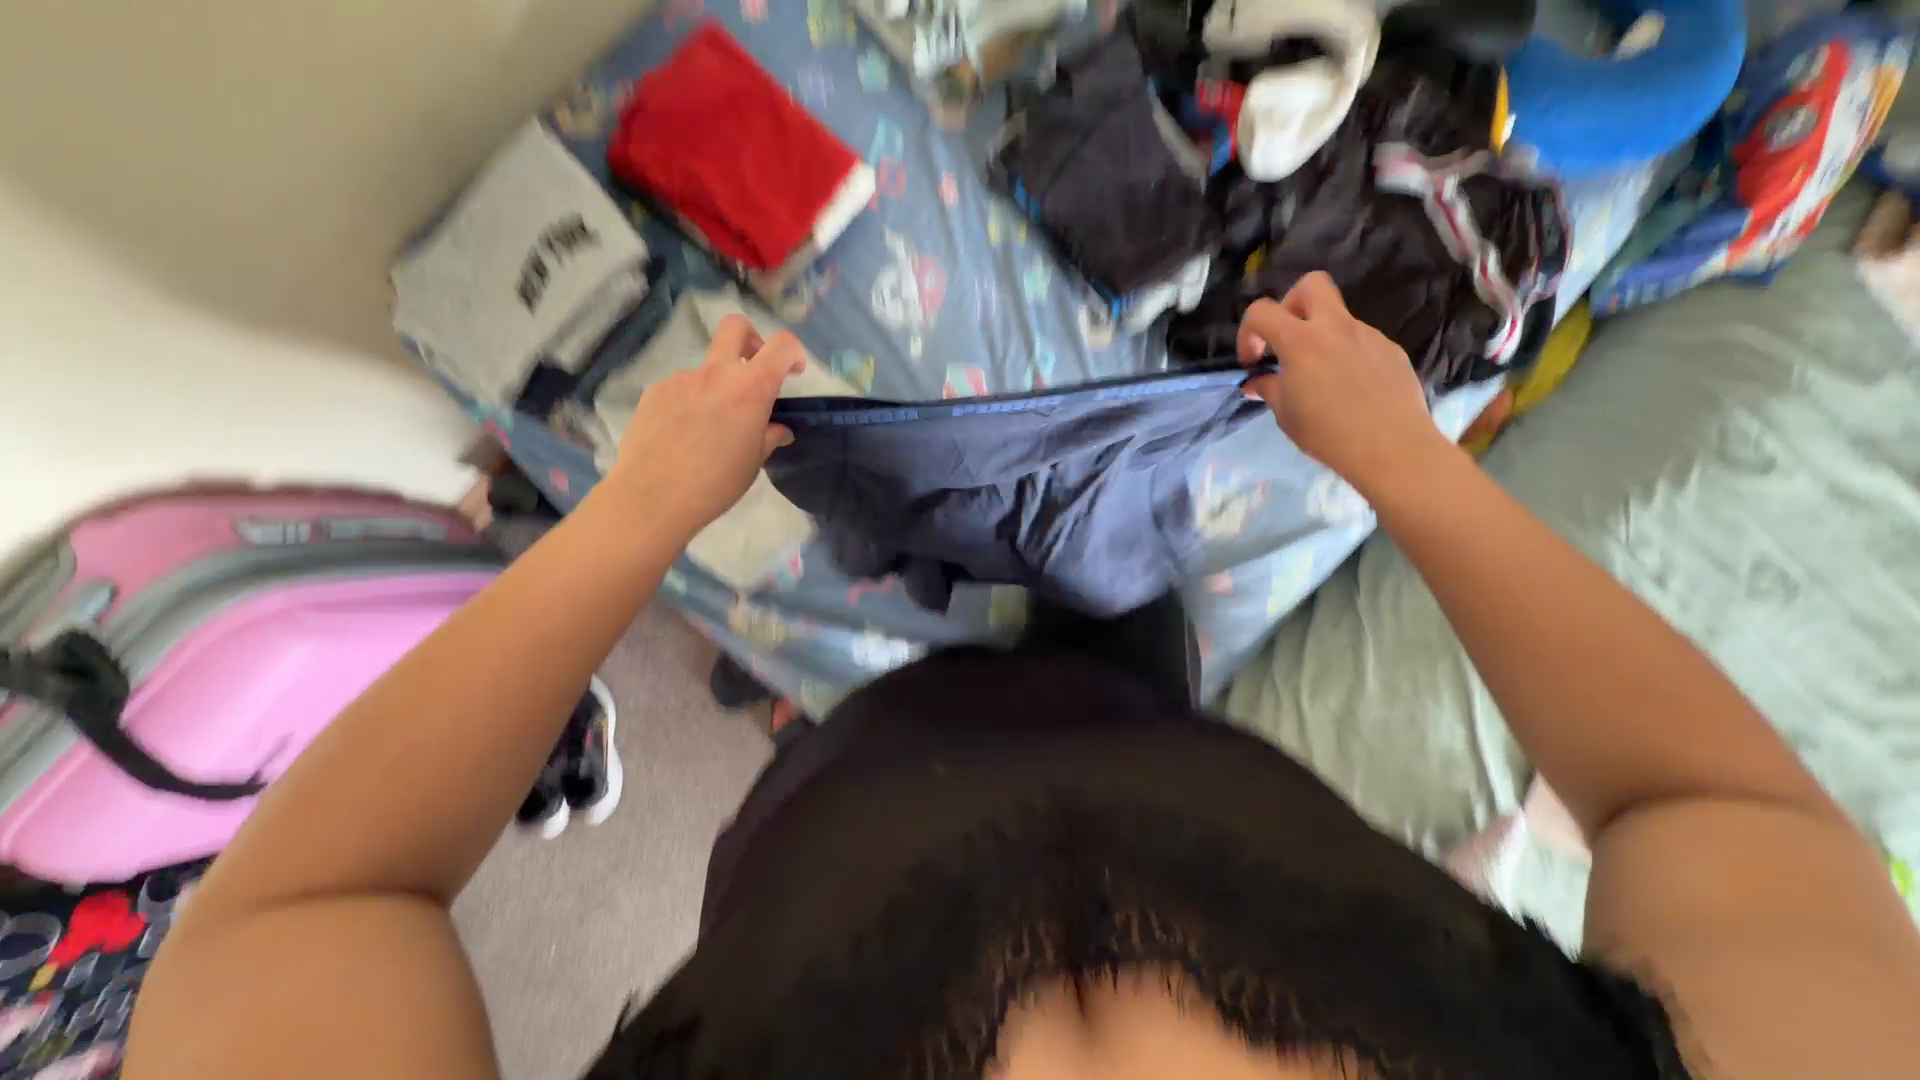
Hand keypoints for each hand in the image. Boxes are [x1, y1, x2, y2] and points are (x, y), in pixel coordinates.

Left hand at [604, 315, 805, 537]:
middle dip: (751, 338)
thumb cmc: (716, 483)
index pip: (781, 346)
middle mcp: (716, 374)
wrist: (653, 496)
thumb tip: (778, 429)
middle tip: (754, 366)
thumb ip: (769, 437)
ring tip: (710, 428)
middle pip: (736, 328)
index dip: (793, 351)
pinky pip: (681, 388)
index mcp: (749, 389)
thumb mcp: (753, 463)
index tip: (793, 370)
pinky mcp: (655, 392)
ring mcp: (681, 379)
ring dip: (716, 387)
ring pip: (706, 369)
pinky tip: (683, 434)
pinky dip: (690, 402)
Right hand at [1238, 273, 1453, 499]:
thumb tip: (1256, 382)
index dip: (1248, 331)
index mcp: (1301, 341)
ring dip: (1321, 337)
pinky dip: (1347, 356)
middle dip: (1291, 304)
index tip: (1253, 361)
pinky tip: (1351, 389)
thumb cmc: (1328, 433)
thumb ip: (1269, 389)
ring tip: (1321, 378)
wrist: (1392, 447)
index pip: (1262, 311)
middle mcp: (1336, 327)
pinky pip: (1361, 342)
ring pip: (1338, 318)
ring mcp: (1368, 335)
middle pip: (1311, 284)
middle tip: (1288, 339)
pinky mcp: (1390, 350)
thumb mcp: (1286, 415)